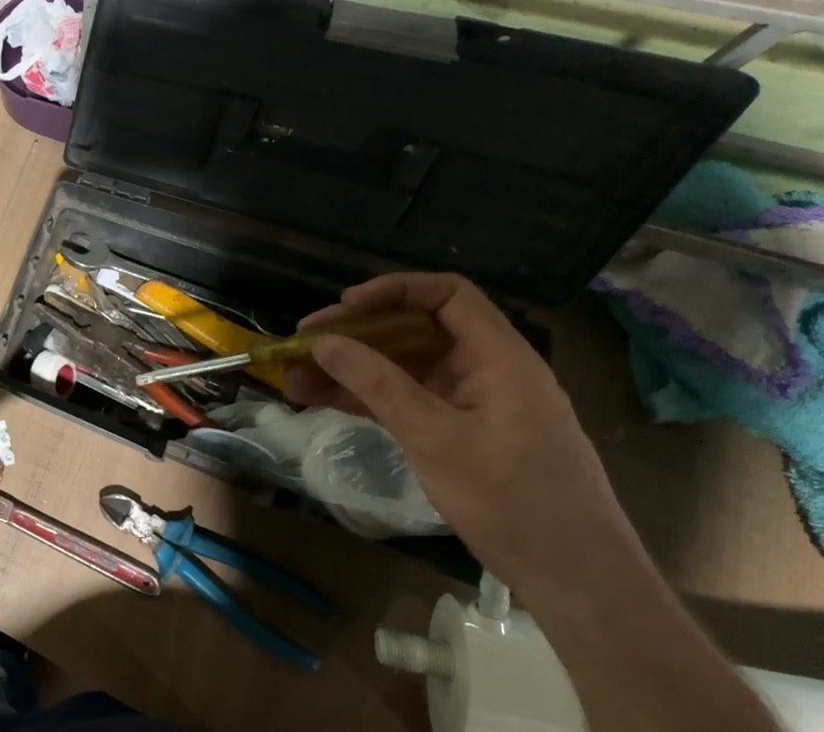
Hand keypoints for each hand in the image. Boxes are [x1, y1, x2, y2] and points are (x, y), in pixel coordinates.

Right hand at [287, 274, 779, 731]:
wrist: (576, 580)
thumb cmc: (513, 501)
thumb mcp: (436, 438)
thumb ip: (378, 384)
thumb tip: (324, 341)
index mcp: (500, 359)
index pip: (448, 295)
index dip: (394, 290)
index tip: (345, 308)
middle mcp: (488, 371)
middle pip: (415, 330)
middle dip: (355, 336)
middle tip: (302, 347)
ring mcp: (475, 404)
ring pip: (404, 368)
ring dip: (351, 371)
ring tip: (294, 381)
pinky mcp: (463, 434)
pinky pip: (408, 400)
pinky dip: (368, 398)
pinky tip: (322, 403)